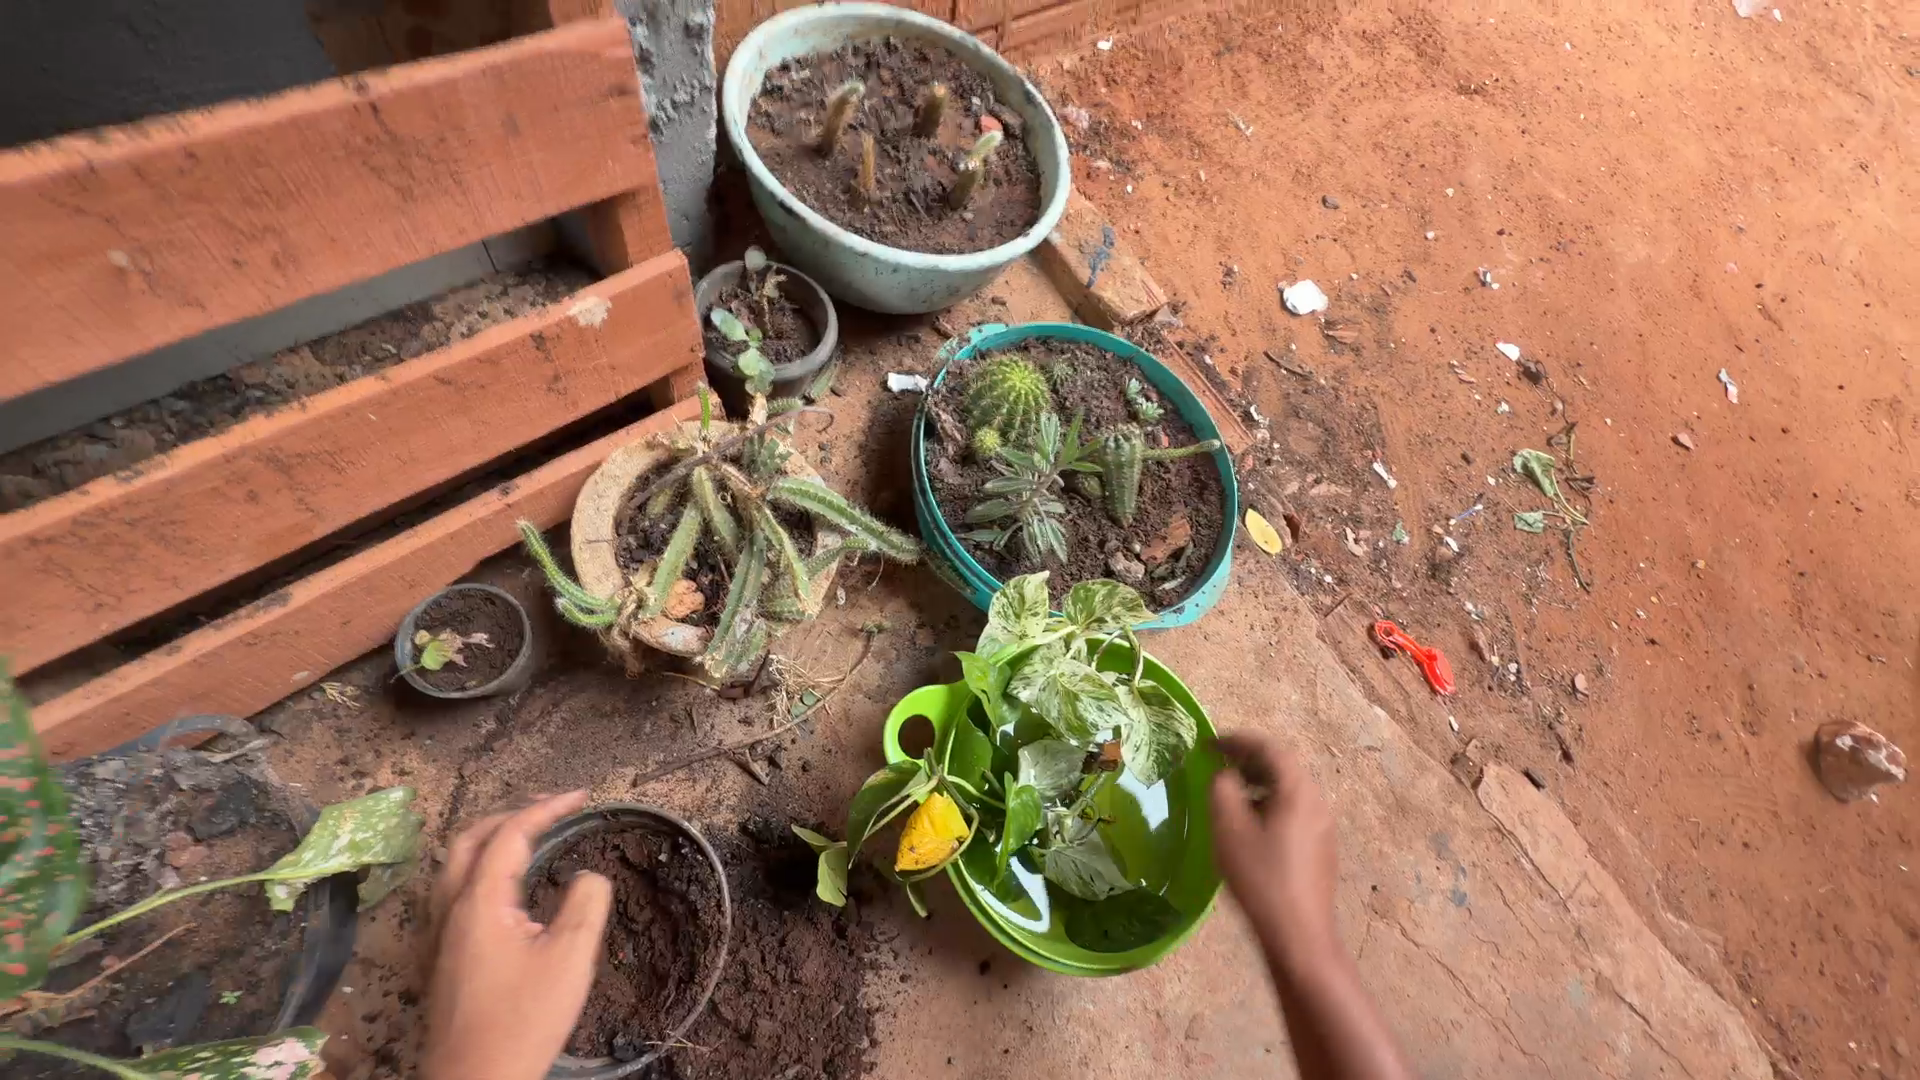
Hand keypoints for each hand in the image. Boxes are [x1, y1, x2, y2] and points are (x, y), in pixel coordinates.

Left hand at [421, 791, 611, 1079]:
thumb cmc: (524, 1019)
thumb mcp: (572, 956)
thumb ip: (586, 901)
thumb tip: (587, 876)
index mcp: (480, 905)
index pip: (510, 836)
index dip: (547, 809)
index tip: (583, 797)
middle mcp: (451, 913)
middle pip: (469, 841)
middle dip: (513, 814)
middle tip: (554, 808)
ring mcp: (439, 937)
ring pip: (454, 865)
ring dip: (493, 838)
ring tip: (532, 833)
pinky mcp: (441, 958)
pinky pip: (455, 889)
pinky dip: (483, 865)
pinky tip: (508, 882)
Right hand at [1210, 732, 1339, 961]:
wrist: (1299, 937)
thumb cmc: (1261, 877)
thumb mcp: (1229, 827)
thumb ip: (1222, 788)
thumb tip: (1224, 774)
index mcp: (1298, 791)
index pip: (1269, 748)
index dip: (1236, 740)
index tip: (1208, 743)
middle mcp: (1317, 802)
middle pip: (1281, 765)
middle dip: (1246, 758)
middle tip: (1215, 762)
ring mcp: (1322, 826)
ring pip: (1287, 788)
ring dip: (1256, 781)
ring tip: (1227, 789)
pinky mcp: (1319, 846)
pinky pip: (1292, 808)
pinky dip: (1267, 801)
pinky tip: (1248, 821)